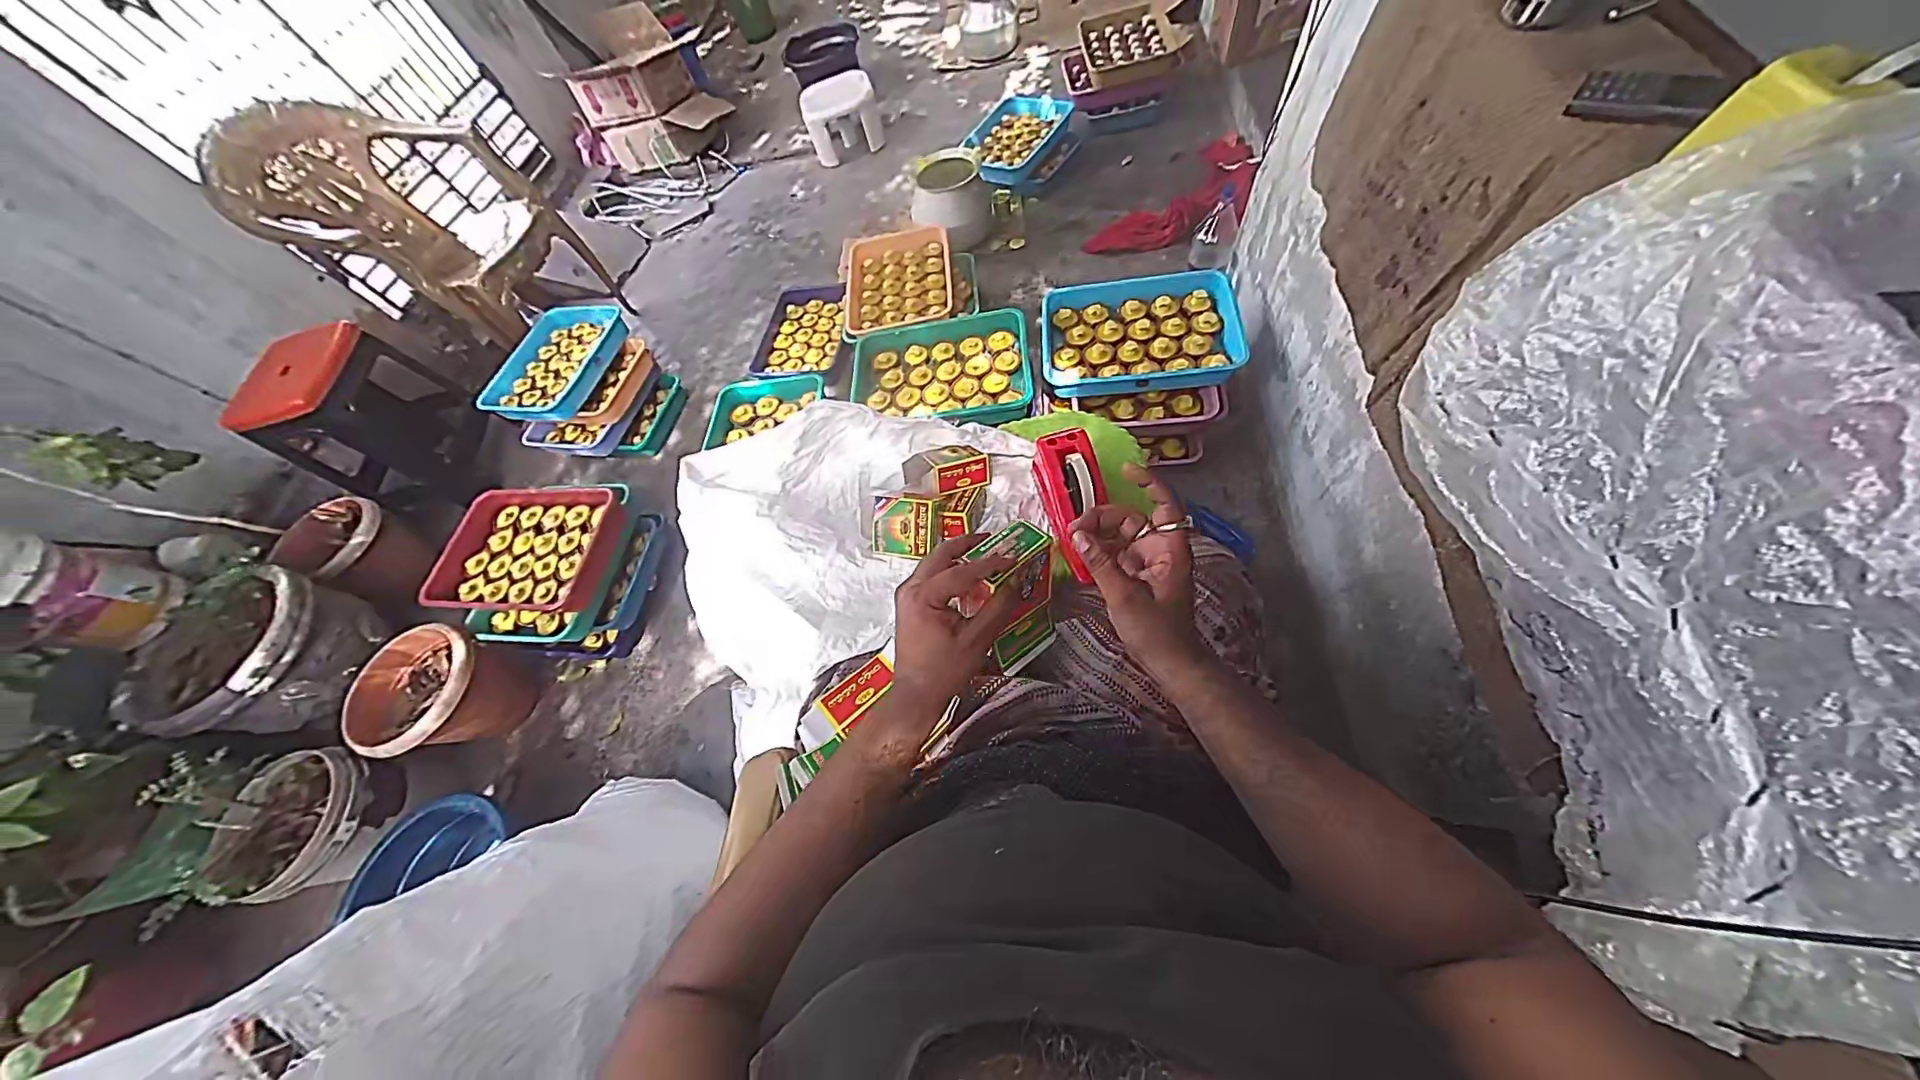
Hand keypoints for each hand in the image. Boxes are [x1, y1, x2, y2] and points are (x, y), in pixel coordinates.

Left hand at [859, 534, 1018, 765]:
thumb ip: (998, 607)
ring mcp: (907, 595)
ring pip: (935, 564)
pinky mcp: (910, 604)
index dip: (991, 563)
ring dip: (960, 559)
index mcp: (923, 595)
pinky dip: (952, 574)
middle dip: (969, 546)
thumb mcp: (976, 639)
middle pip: (942, 555)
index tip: (1013, 558)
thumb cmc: (943, 672)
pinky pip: (932, 579)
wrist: (916, 696)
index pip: (962, 571)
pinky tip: (971, 582)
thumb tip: (1017, 582)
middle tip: (994, 541)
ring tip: (986, 559)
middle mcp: (910, 589)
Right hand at [1070, 463, 1205, 676]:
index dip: (1148, 483)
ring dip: (1097, 536)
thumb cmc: (1157, 632)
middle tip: (1074, 528)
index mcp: (1169, 549)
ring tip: (1071, 540)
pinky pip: (1115, 555)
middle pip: (1131, 520)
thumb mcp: (1124, 596)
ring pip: (1120, 537)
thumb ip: (1099, 563)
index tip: (1126, 470)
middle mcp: (1159, 550)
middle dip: (1103, 518)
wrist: (1170, 663)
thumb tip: (1076, 535)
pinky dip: (1098, 552)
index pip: (1164, 504)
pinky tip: (1079, 554)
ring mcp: (1147, 564)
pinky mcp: (1136, 578)